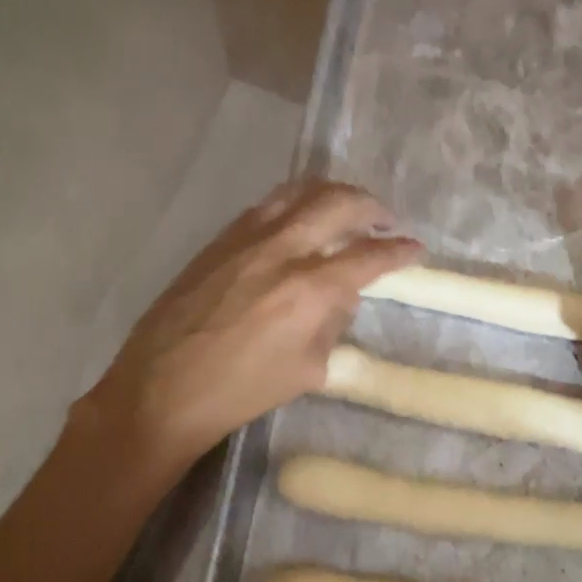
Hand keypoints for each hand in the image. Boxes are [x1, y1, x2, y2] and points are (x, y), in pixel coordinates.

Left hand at [83, 180, 419, 470]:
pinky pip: (268, 205)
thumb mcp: (307, 368)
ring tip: (347, 208)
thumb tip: (341, 296)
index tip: (416, 248)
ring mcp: (247, 238)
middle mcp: (282, 250)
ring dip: (333, 193)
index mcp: (310, 289)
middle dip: (372, 206)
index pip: (368, 256)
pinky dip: (296, 204)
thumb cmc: (242, 390)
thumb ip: (331, 324)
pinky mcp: (220, 239)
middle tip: (386, 220)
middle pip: (338, 203)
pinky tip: (300, 221)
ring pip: (299, 191)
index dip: (399, 251)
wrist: (165, 387)